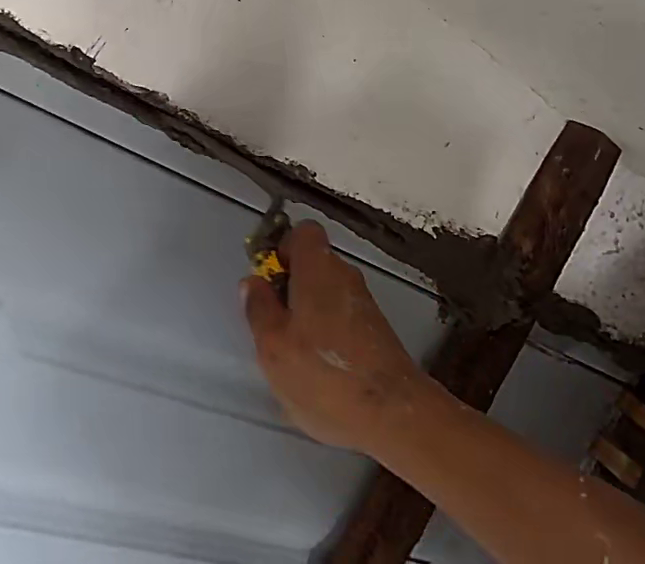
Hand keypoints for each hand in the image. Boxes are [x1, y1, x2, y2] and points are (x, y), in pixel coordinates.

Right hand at [241, 221, 438, 452]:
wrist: (391, 412)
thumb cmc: (323, 374)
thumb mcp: (273, 346)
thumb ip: (259, 309)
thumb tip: (252, 281)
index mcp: (318, 268)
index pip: (303, 232)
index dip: (282, 248)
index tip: (268, 279)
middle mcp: (344, 275)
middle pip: (313, 262)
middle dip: (290, 286)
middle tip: (272, 323)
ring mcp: (363, 301)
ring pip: (325, 291)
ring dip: (306, 312)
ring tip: (293, 352)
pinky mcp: (374, 328)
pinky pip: (340, 314)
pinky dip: (325, 329)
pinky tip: (318, 366)